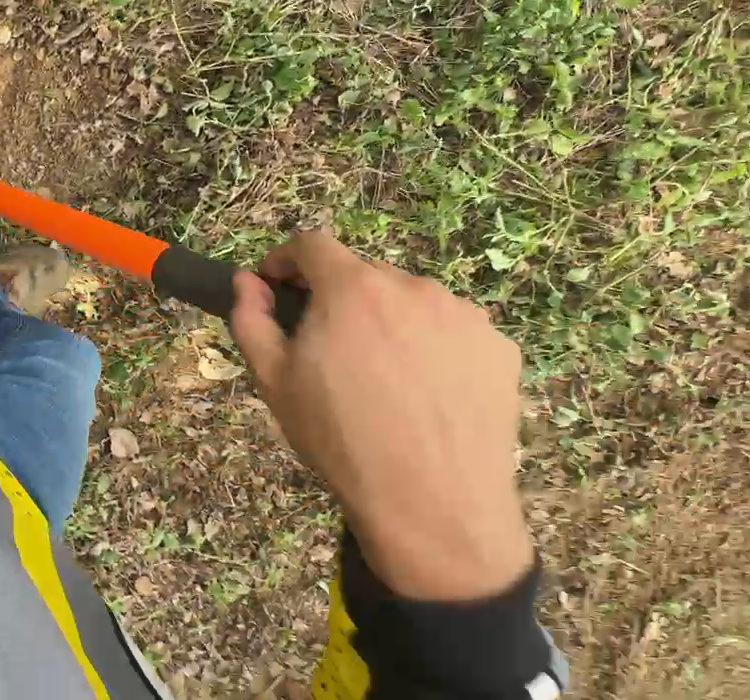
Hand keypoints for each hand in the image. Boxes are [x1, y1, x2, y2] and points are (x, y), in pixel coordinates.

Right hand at [229, 231, 533, 600]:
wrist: (433, 505)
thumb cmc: (338, 436)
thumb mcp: (271, 377)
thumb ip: (250, 317)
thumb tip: (248, 281)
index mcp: (353, 289)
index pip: (312, 244)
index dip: (285, 261)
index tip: (276, 290)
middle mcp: (413, 288)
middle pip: (361, 272)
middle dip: (335, 295)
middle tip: (326, 344)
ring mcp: (465, 317)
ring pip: (408, 298)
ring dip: (384, 316)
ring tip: (379, 372)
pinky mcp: (501, 348)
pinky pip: (450, 327)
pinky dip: (428, 342)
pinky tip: (422, 389)